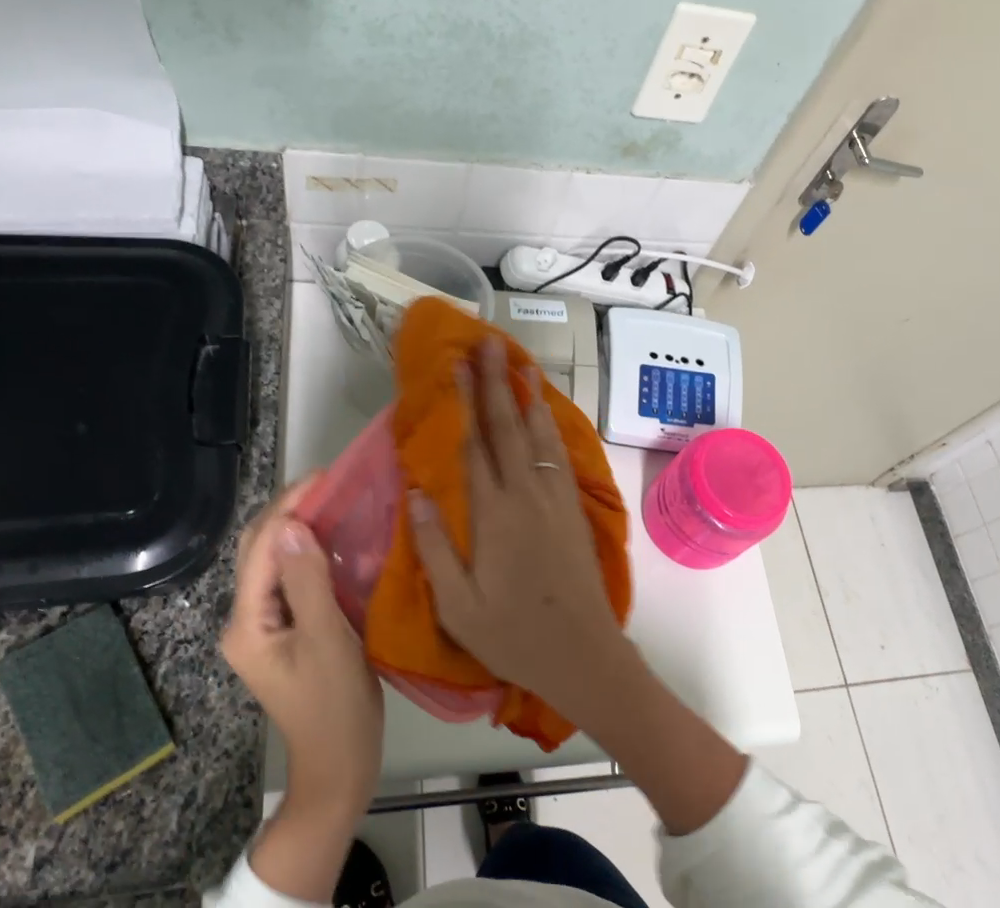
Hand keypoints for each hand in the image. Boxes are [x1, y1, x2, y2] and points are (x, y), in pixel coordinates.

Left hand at [221, 478, 383, 813]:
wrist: (340, 765)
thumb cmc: (336, 707)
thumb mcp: (328, 641)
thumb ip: (307, 582)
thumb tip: (292, 526)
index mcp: (246, 624)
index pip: (261, 550)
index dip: (288, 508)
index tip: (323, 476)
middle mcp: (244, 621)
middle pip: (260, 553)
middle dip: (290, 513)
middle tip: (332, 483)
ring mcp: (263, 629)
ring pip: (275, 565)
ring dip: (300, 531)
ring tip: (334, 501)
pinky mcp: (283, 634)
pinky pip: (291, 583)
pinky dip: (309, 556)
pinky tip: (335, 542)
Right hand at [406, 337, 639, 718]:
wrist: (583, 654)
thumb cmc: (512, 634)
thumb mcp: (458, 605)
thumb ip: (435, 546)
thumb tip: (417, 490)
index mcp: (493, 515)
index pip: (474, 445)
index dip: (464, 403)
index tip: (456, 366)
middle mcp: (526, 496)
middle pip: (509, 428)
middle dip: (497, 383)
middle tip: (489, 344)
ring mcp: (556, 500)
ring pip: (540, 435)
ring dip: (529, 396)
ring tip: (522, 363)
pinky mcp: (574, 511)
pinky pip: (560, 455)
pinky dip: (552, 426)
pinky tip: (547, 414)